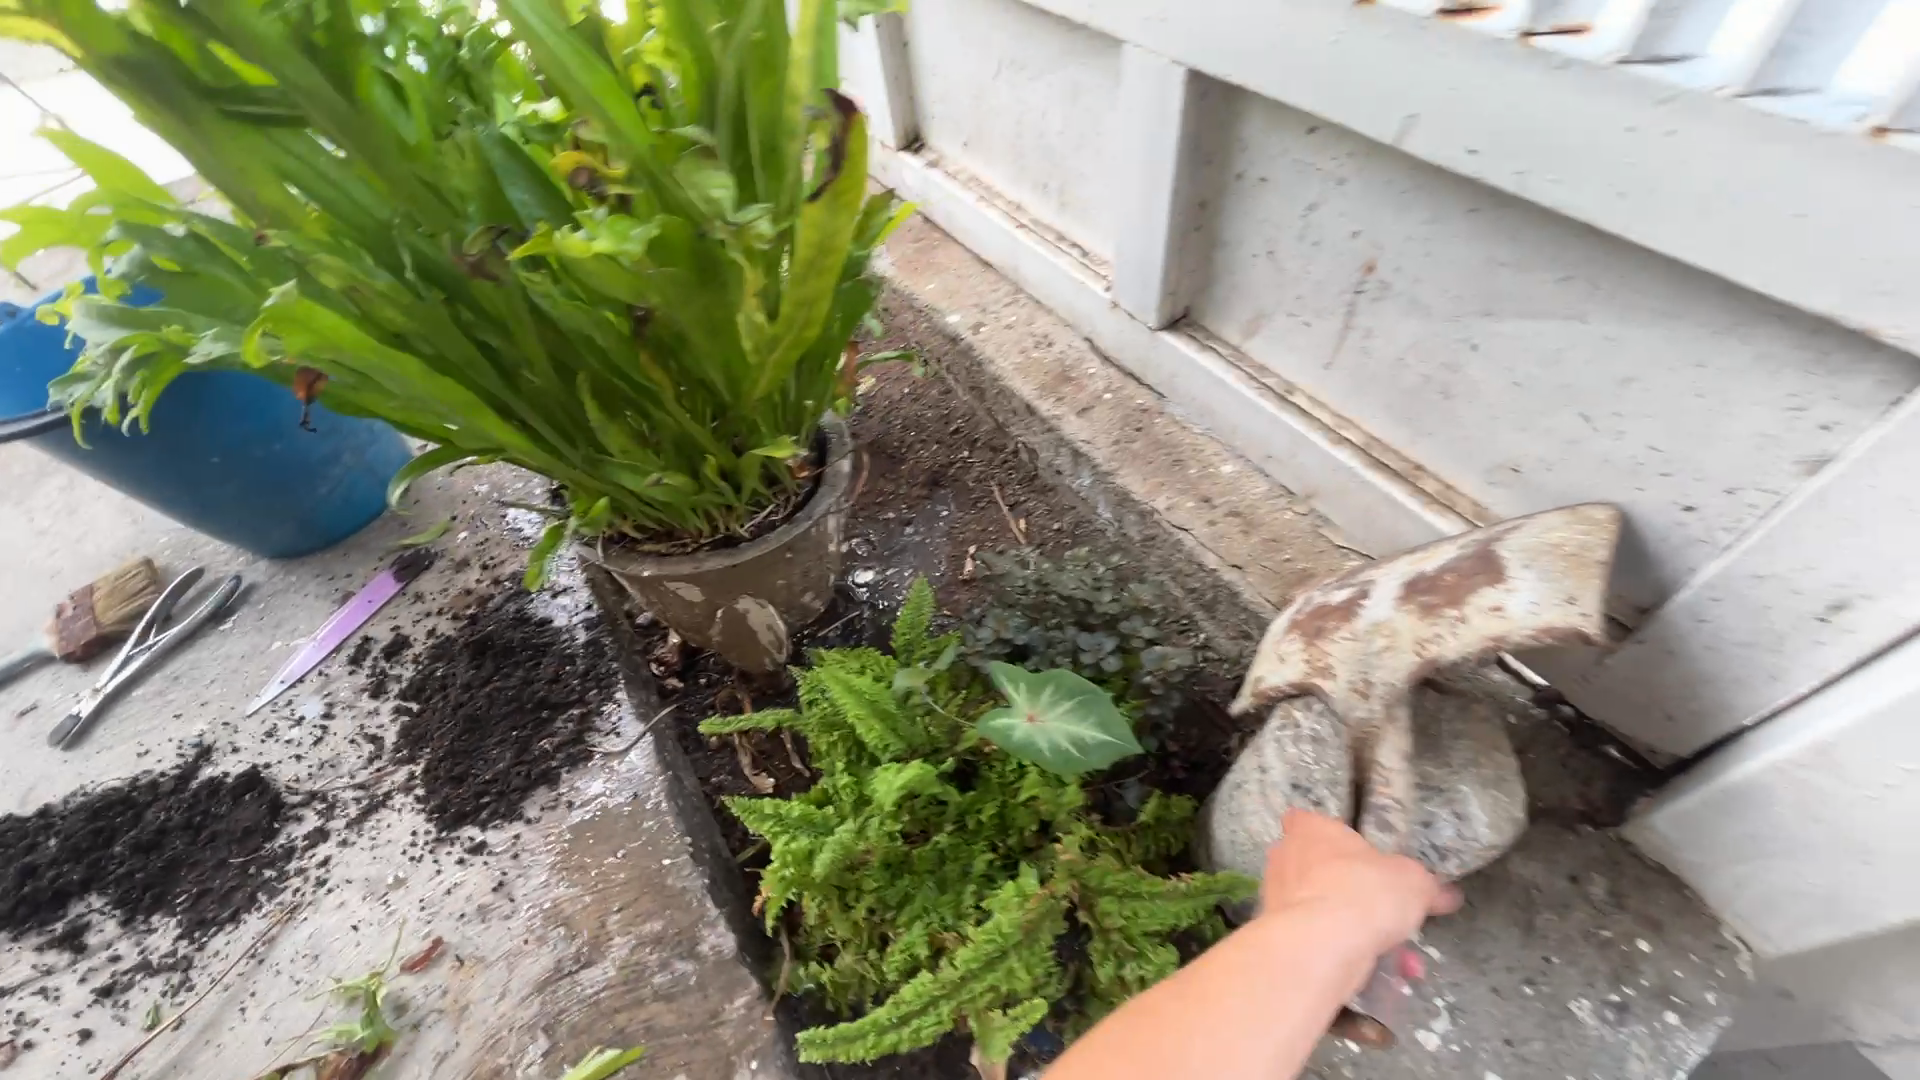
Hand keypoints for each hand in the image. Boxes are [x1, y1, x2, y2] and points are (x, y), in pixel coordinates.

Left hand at [1258, 809, 1461, 960]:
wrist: (1321, 941)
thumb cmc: (1364, 891)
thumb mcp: (1412, 882)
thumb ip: (1425, 884)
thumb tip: (1445, 892)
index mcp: (1310, 829)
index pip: (1306, 820)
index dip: (1328, 837)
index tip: (1353, 855)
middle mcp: (1285, 854)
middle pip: (1319, 869)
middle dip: (1354, 895)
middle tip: (1389, 917)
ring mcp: (1276, 892)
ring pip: (1323, 909)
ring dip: (1358, 932)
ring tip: (1400, 961)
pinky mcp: (1278, 928)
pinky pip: (1318, 937)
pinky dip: (1346, 953)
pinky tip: (1380, 976)